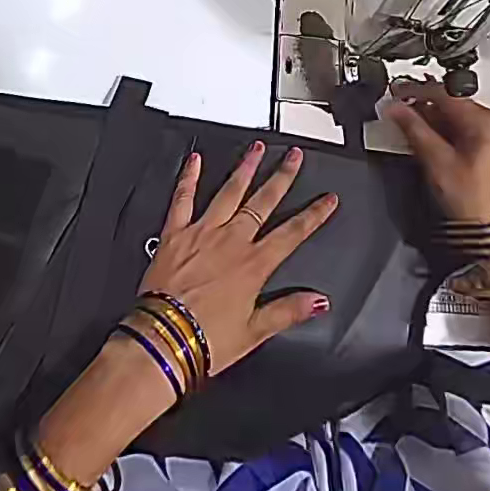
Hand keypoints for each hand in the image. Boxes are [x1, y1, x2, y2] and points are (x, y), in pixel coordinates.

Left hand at [138, 141, 338, 373]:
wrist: (161, 341)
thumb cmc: (203, 341)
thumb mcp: (254, 332)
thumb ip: (288, 311)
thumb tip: (318, 301)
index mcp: (253, 265)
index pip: (293, 233)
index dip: (314, 214)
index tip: (328, 199)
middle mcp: (231, 242)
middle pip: (264, 202)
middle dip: (283, 177)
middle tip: (295, 157)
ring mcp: (202, 233)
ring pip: (230, 192)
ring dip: (246, 168)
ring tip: (257, 149)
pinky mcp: (175, 234)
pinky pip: (183, 199)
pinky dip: (189, 178)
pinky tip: (196, 160)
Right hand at [383, 81, 489, 221]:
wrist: (487, 231)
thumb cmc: (473, 202)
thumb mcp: (436, 160)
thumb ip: (414, 128)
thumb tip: (397, 109)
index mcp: (487, 122)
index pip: (446, 93)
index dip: (417, 91)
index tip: (397, 92)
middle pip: (450, 103)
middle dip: (422, 105)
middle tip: (398, 108)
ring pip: (452, 115)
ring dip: (428, 118)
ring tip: (405, 123)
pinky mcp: (485, 147)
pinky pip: (458, 128)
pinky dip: (439, 130)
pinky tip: (423, 136)